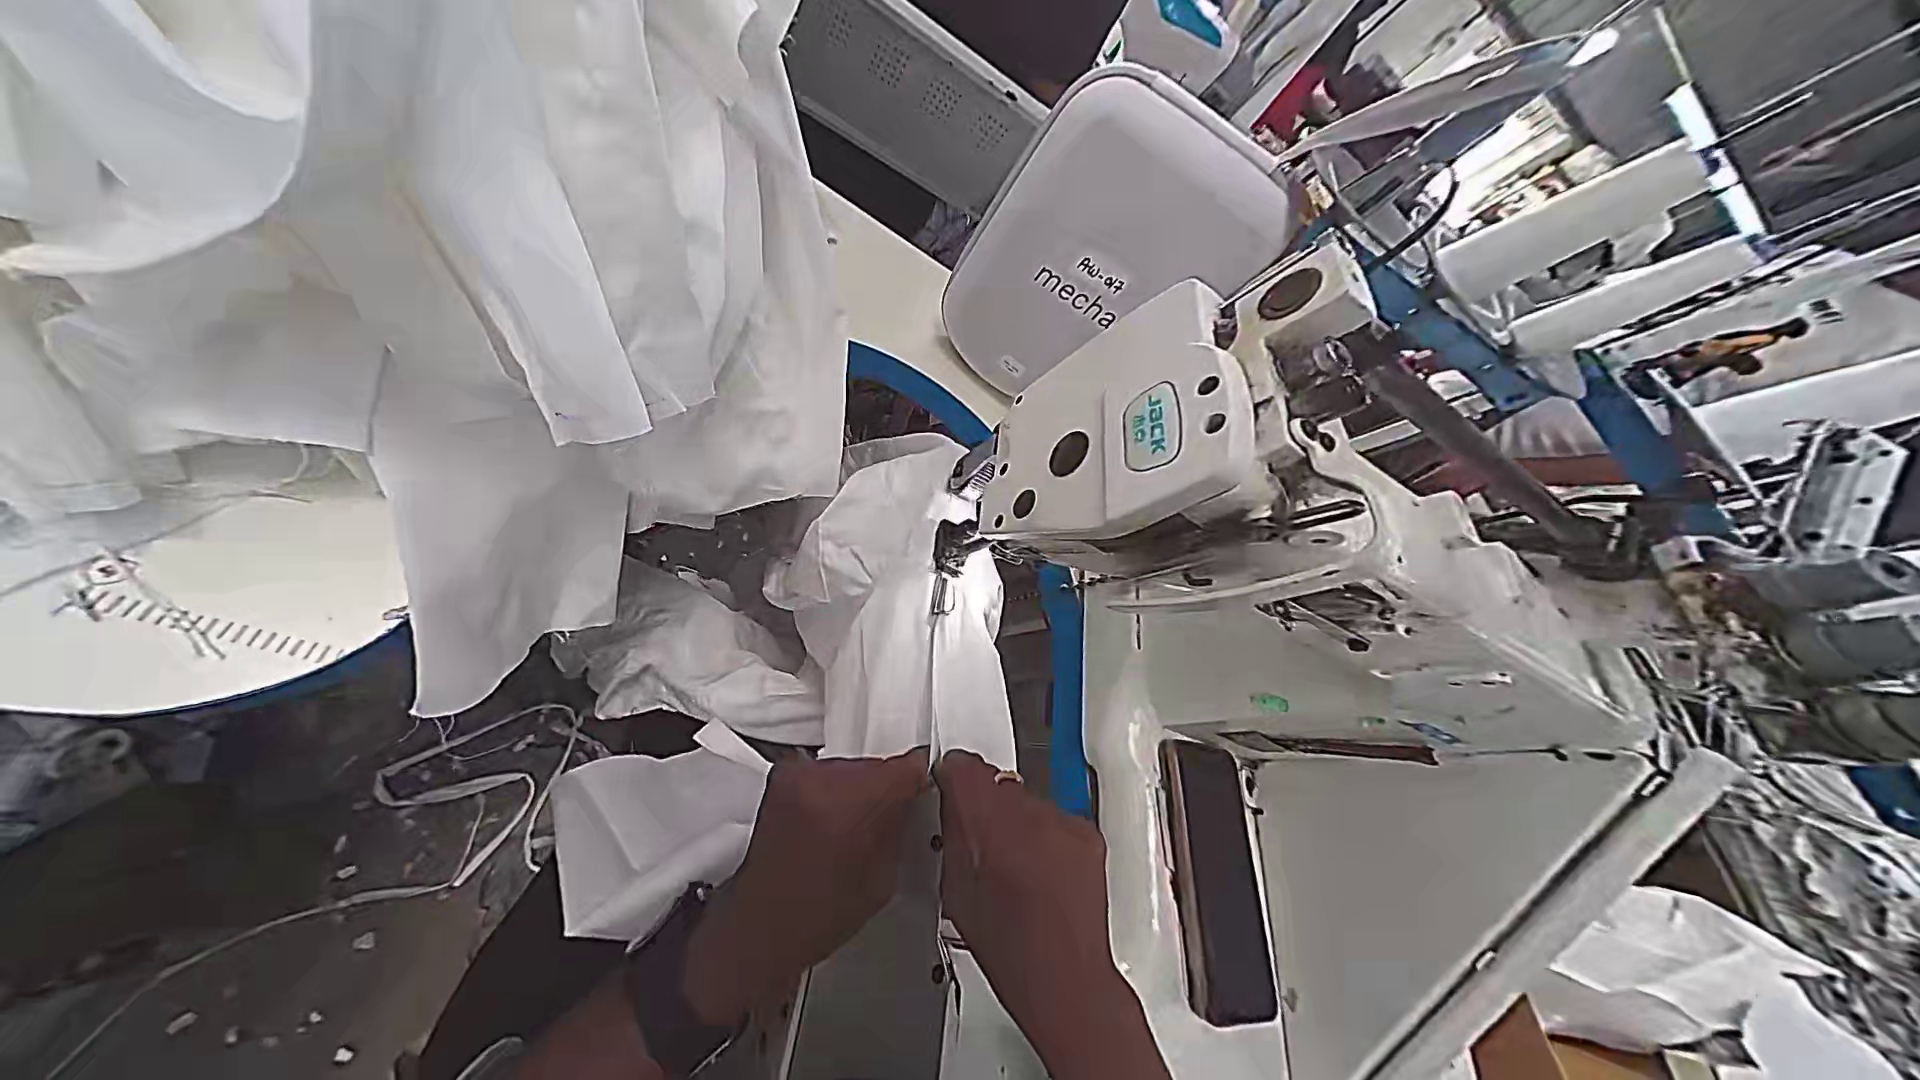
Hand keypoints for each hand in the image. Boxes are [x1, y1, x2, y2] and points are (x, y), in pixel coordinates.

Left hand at [684, 749, 928, 1025]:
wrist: (762, 925)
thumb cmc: (816, 914)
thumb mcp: (884, 876)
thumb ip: (901, 825)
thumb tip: (911, 799)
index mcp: (861, 803)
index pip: (907, 765)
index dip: (918, 776)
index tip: (919, 782)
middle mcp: (828, 780)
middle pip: (878, 764)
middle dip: (885, 786)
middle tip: (882, 817)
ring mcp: (801, 777)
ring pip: (851, 765)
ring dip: (856, 787)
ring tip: (849, 825)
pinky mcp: (783, 778)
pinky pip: (824, 771)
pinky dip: (830, 787)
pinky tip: (828, 818)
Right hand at [935, 751, 1169, 1079]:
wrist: (1063, 974)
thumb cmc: (1009, 945)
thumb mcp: (955, 887)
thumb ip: (952, 835)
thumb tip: (952, 810)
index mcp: (985, 818)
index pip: (964, 766)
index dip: (955, 775)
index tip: (953, 783)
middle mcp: (1026, 810)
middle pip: (998, 782)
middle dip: (988, 804)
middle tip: (984, 840)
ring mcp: (1059, 820)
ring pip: (1028, 800)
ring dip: (1019, 821)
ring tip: (1017, 865)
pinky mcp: (1085, 833)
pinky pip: (1056, 819)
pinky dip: (1047, 836)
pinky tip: (1042, 871)